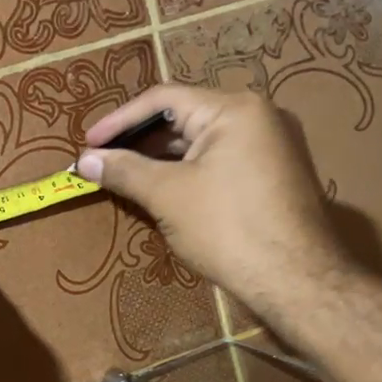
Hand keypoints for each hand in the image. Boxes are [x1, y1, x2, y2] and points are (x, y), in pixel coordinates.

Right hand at [76, 85, 353, 307]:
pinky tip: (157, 190)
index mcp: (235, 110)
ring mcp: (269, 146)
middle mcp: (257, 117)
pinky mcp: (271, 174)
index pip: (163, 99)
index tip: (87, 144)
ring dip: (157, 157)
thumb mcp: (167, 196)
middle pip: (181, 117)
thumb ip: (123, 170)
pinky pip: (217, 160)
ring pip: (198, 141)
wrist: (298, 282)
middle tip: (100, 160)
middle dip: (136, 140)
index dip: (119, 121)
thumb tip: (84, 160)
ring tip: (120, 176)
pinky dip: (183, 171)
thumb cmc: (228, 229)